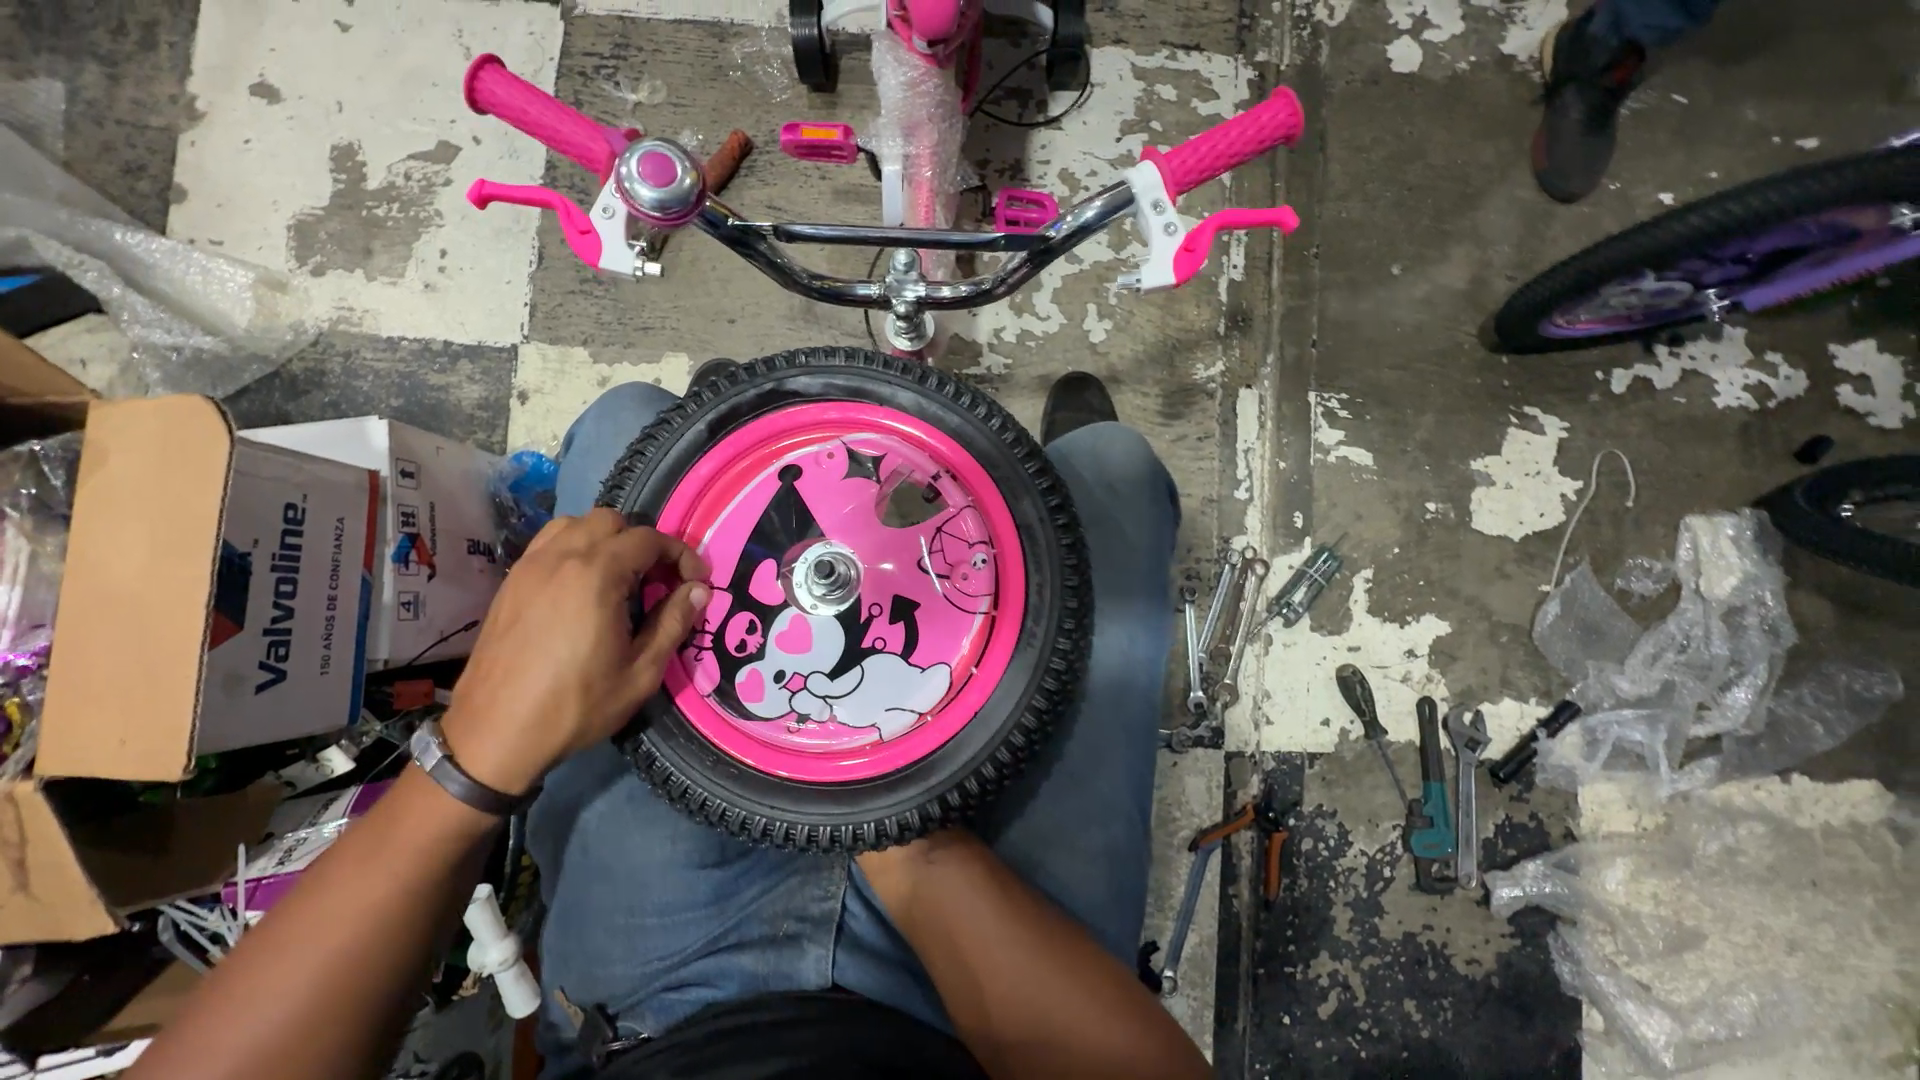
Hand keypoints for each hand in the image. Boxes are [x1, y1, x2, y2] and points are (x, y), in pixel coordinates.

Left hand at [442, 508, 710, 794]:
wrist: (495, 734)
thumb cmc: (576, 705)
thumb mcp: (641, 672)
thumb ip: (673, 623)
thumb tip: (699, 590)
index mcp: (597, 575)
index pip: (649, 539)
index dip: (680, 555)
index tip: (696, 581)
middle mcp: (560, 558)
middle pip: (611, 521)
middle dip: (642, 543)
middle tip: (657, 580)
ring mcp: (529, 567)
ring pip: (574, 525)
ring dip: (604, 540)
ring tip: (619, 579)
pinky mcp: (510, 583)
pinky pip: (548, 545)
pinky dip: (573, 551)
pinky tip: (583, 589)